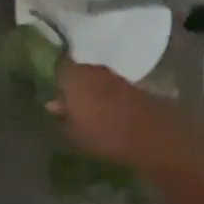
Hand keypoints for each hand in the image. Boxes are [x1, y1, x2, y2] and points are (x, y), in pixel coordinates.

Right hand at [48, 61, 203, 174]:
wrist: (149, 134)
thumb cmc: (102, 134)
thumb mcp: (72, 133)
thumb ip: (61, 116)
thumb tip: (53, 104)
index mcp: (72, 76)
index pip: (57, 69)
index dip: (55, 82)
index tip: (55, 98)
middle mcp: (90, 69)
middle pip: (76, 72)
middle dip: (73, 86)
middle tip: (71, 107)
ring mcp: (112, 75)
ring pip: (94, 79)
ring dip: (91, 91)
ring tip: (90, 113)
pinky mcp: (129, 84)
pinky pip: (109, 87)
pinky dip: (106, 96)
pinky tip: (107, 113)